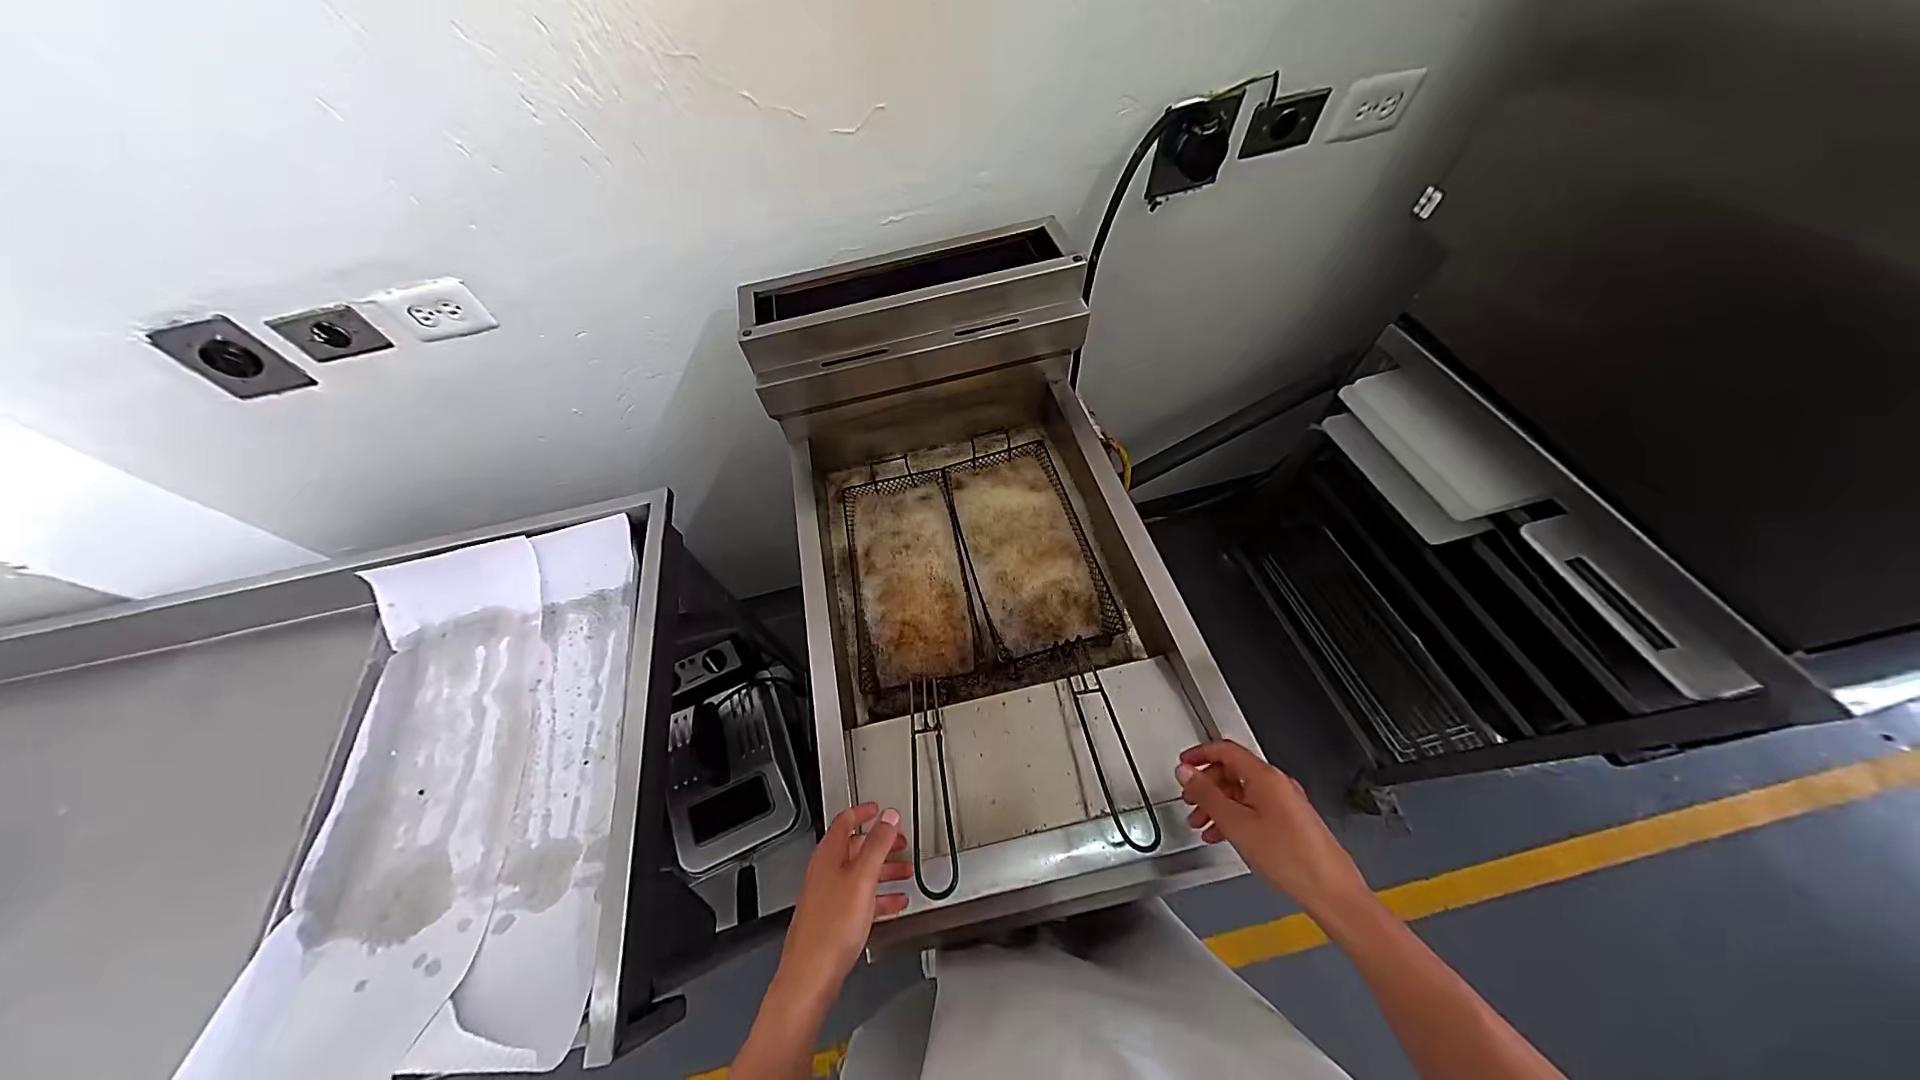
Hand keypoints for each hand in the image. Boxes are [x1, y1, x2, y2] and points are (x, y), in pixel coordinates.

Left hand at [774, 803, 909, 997]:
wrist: (811, 976)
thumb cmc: (829, 930)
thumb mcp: (862, 878)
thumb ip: (877, 845)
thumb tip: (888, 817)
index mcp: (828, 855)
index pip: (845, 821)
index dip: (863, 811)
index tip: (878, 809)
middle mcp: (825, 872)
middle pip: (855, 847)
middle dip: (880, 843)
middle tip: (900, 842)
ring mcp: (828, 895)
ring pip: (860, 873)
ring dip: (884, 870)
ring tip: (905, 872)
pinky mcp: (833, 918)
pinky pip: (860, 898)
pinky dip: (879, 896)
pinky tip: (895, 903)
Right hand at [1176, 740, 1371, 917]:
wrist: (1330, 891)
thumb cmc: (1293, 859)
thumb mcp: (1235, 823)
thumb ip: (1206, 794)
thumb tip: (1187, 773)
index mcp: (1265, 776)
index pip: (1225, 750)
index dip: (1199, 754)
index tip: (1184, 763)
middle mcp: (1278, 784)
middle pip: (1232, 771)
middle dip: (1206, 785)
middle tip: (1190, 798)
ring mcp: (1286, 803)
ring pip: (1242, 792)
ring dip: (1218, 804)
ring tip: (1203, 822)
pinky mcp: (1290, 821)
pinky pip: (1254, 808)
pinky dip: (1235, 817)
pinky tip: (1225, 835)